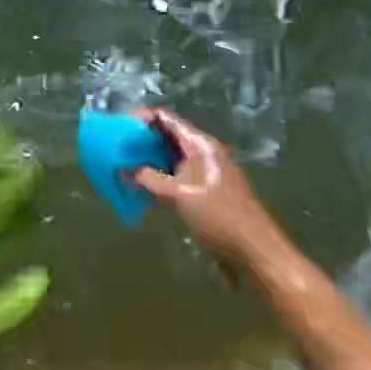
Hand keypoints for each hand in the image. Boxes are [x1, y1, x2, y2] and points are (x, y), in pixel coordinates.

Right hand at [132, 108, 280, 265]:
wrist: (254, 251)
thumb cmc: (218, 217)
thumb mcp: (179, 196)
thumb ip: (149, 180)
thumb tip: (125, 170)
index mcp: (201, 144)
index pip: (167, 119)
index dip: (142, 119)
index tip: (119, 128)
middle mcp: (205, 152)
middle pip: (169, 137)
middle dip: (142, 143)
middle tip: (116, 152)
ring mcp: (207, 172)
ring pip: (172, 159)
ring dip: (150, 163)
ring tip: (124, 170)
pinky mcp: (208, 192)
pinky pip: (179, 177)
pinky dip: (161, 180)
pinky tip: (144, 192)